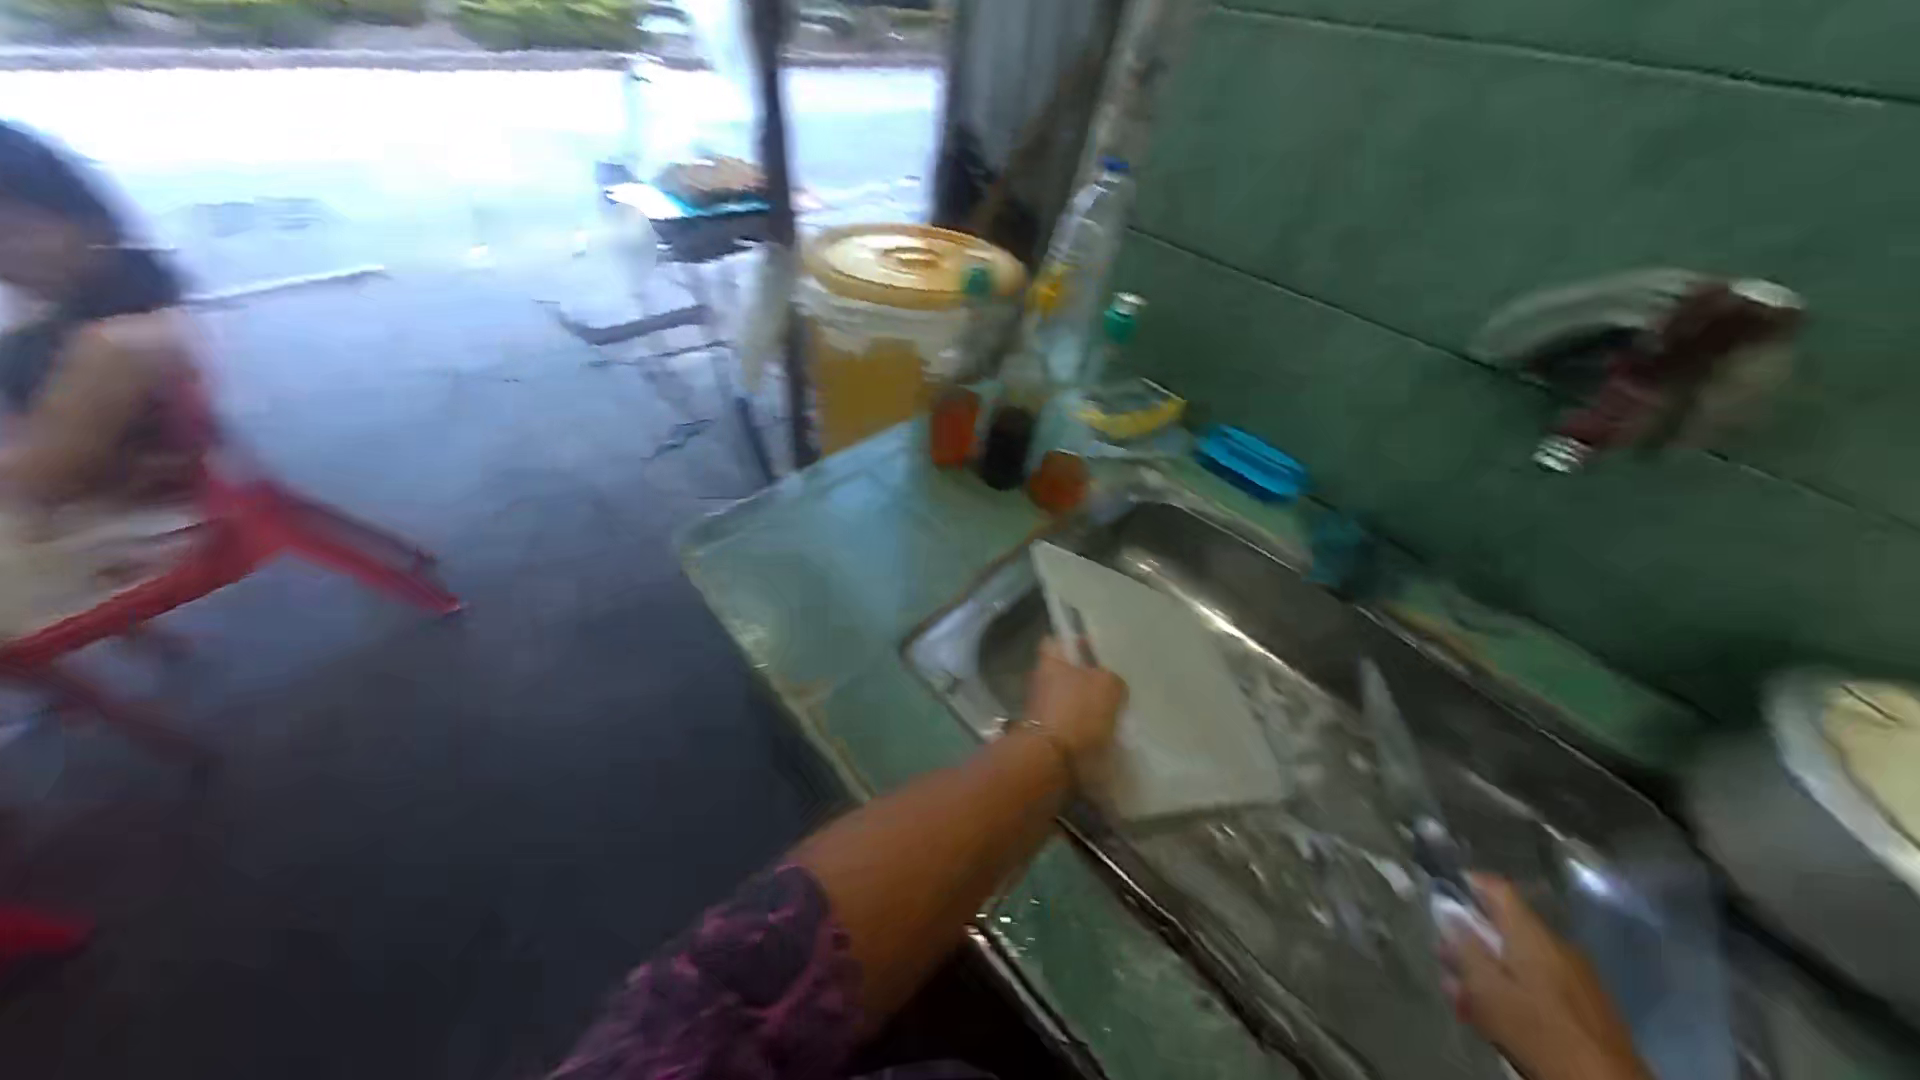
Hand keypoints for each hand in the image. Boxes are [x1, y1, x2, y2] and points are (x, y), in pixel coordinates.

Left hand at [1021, 637, 1126, 767]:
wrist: (1054, 759)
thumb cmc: (1078, 711)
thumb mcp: (1108, 684)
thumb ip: (1111, 676)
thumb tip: (1110, 683)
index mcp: (1049, 661)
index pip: (1057, 640)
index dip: (1076, 641)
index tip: (1096, 649)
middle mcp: (1040, 680)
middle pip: (1067, 671)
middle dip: (1088, 677)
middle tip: (1114, 683)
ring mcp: (1041, 707)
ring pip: (1070, 697)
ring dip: (1088, 703)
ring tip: (1115, 710)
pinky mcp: (1048, 732)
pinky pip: (1072, 721)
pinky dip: (1086, 725)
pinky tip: (1105, 731)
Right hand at [1443, 876, 1652, 1079]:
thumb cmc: (1538, 1029)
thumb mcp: (1487, 987)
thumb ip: (1464, 946)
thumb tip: (1449, 913)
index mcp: (1532, 934)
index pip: (1497, 888)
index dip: (1467, 884)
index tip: (1441, 894)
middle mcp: (1556, 946)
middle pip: (1504, 927)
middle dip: (1469, 940)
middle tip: (1443, 959)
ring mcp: (1574, 976)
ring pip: (1518, 958)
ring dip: (1486, 969)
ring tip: (1461, 994)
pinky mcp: (1584, 1005)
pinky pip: (1537, 981)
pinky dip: (1511, 988)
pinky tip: (1492, 1011)